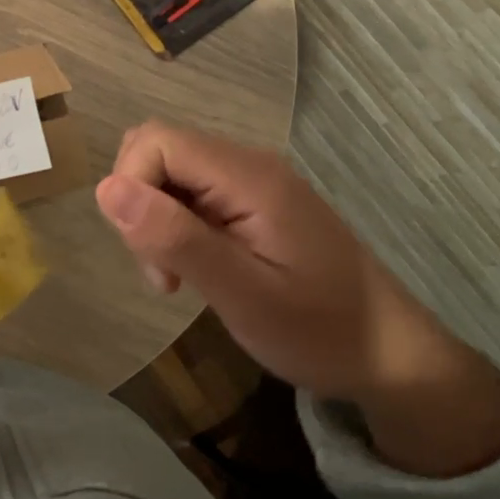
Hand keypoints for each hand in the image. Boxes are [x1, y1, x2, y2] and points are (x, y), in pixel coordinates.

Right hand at [96, 122, 499, 477]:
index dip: (130, 186)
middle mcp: (247, 163)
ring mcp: (251, 180)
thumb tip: (106, 189)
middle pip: (157, 147)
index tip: (149, 254)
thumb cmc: (321, 331)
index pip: (154, 141)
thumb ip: (176, 238)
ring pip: (169, 168)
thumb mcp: (244, 295)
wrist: (394, 357)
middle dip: (138, 201)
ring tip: (178, 275)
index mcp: (248, 176)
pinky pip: (191, 189)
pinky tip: (196, 267)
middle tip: (163, 268)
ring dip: (154, 216)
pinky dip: (175, 223)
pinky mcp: (252, 200)